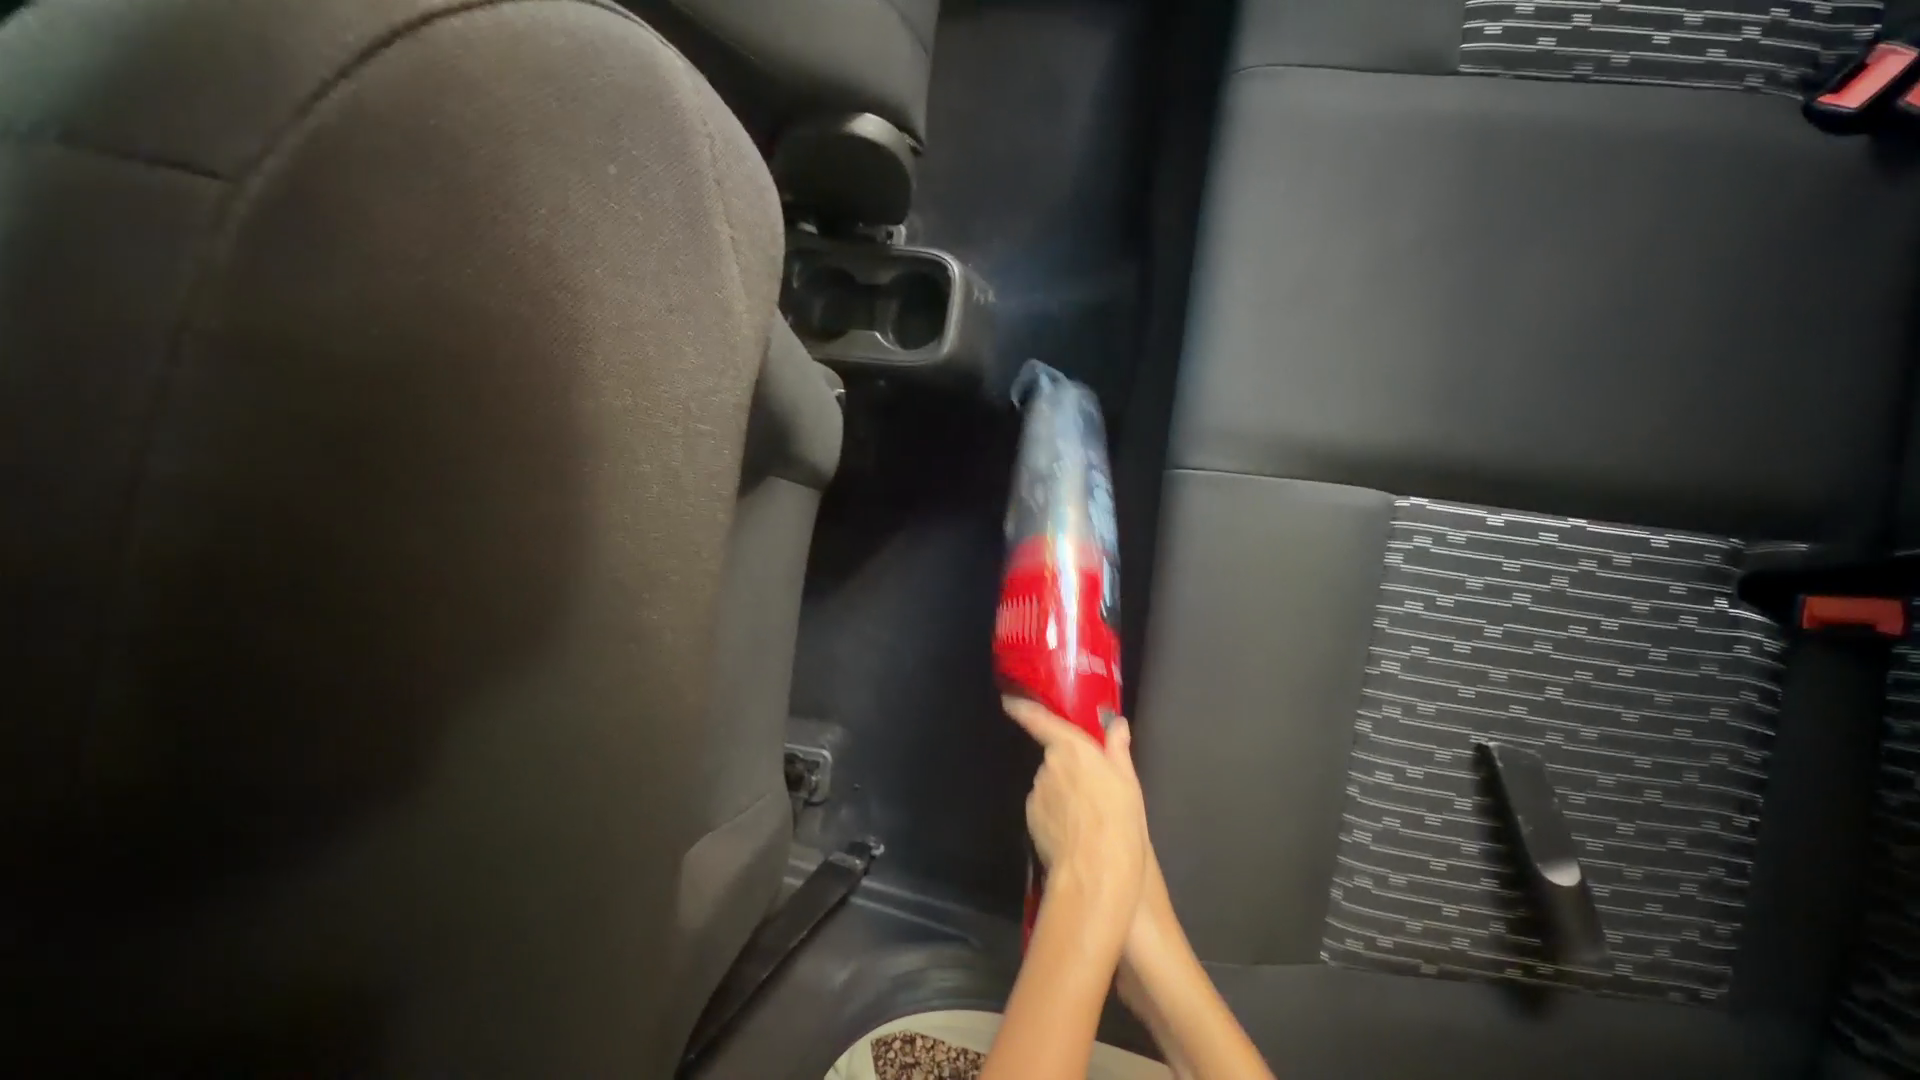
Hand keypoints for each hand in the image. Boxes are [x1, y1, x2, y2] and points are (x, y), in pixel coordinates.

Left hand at [1004, 697, 1147, 915]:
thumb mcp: (1127, 781)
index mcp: (1070, 748)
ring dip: (1063, 793)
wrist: (1095, 870)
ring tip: (1089, 816)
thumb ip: (1117, 749)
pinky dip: (1056, 814)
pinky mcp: (1031, 819)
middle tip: (1093, 788)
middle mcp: (1047, 766)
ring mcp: (1036, 793)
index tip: (1008, 700)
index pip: (1038, 720)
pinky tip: (1074, 832)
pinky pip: (1044, 808)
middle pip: (1053, 759)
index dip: (1022, 707)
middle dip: (1068, 769)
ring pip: (1050, 785)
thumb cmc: (1118, 819)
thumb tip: (1117, 724)